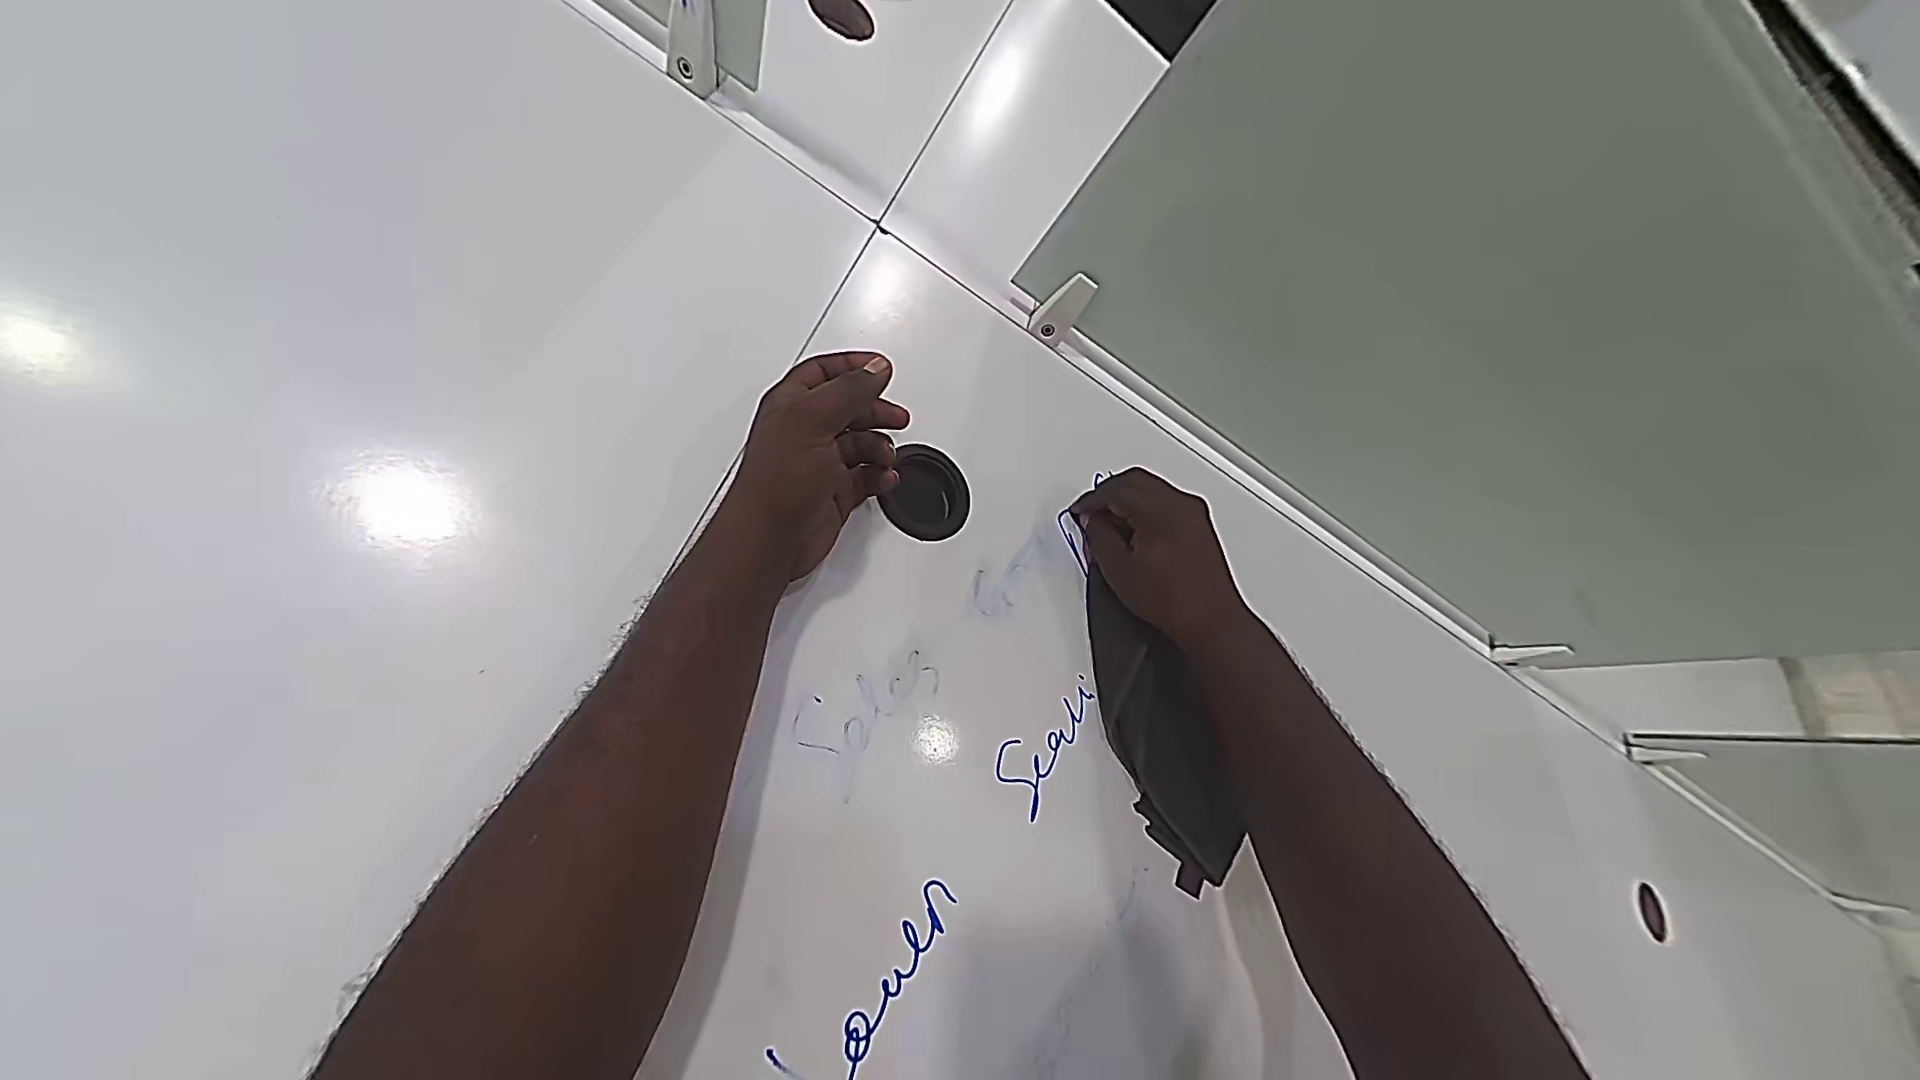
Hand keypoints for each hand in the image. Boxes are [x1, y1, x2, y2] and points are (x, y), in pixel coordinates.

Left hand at [717, 351, 909, 580]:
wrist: (772, 538)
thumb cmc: (776, 483)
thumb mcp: (814, 420)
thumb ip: (848, 390)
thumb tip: (874, 369)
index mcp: (792, 405)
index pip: (824, 373)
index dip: (853, 366)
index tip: (880, 367)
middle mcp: (805, 431)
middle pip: (849, 408)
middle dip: (876, 410)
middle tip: (896, 416)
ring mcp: (820, 463)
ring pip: (861, 444)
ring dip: (880, 447)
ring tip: (885, 456)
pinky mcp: (833, 492)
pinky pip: (866, 477)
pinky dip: (879, 475)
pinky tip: (884, 478)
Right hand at [1071, 468, 1251, 646]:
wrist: (1211, 621)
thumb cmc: (1174, 601)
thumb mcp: (1119, 570)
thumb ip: (1099, 537)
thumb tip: (1093, 521)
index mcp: (1160, 510)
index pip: (1117, 488)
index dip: (1092, 498)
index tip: (1080, 510)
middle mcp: (1181, 504)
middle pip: (1136, 480)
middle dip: (1108, 492)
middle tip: (1091, 511)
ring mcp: (1194, 513)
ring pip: (1151, 488)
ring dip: (1127, 498)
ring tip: (1109, 523)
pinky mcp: (1199, 524)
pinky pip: (1166, 501)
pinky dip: (1144, 506)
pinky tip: (1133, 529)